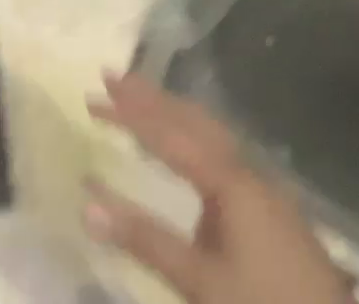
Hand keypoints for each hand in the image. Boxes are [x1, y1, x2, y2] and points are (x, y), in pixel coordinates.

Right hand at [86, 73, 353, 303]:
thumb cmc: (264, 303)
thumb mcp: (200, 281)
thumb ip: (144, 239)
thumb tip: (85, 203)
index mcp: (232, 184)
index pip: (170, 136)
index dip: (130, 114)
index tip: (93, 94)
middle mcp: (250, 175)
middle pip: (195, 122)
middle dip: (151, 98)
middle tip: (112, 77)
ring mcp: (267, 192)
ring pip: (214, 134)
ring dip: (174, 112)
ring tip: (143, 98)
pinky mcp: (273, 211)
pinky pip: (224, 152)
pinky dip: (194, 134)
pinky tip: (190, 145)